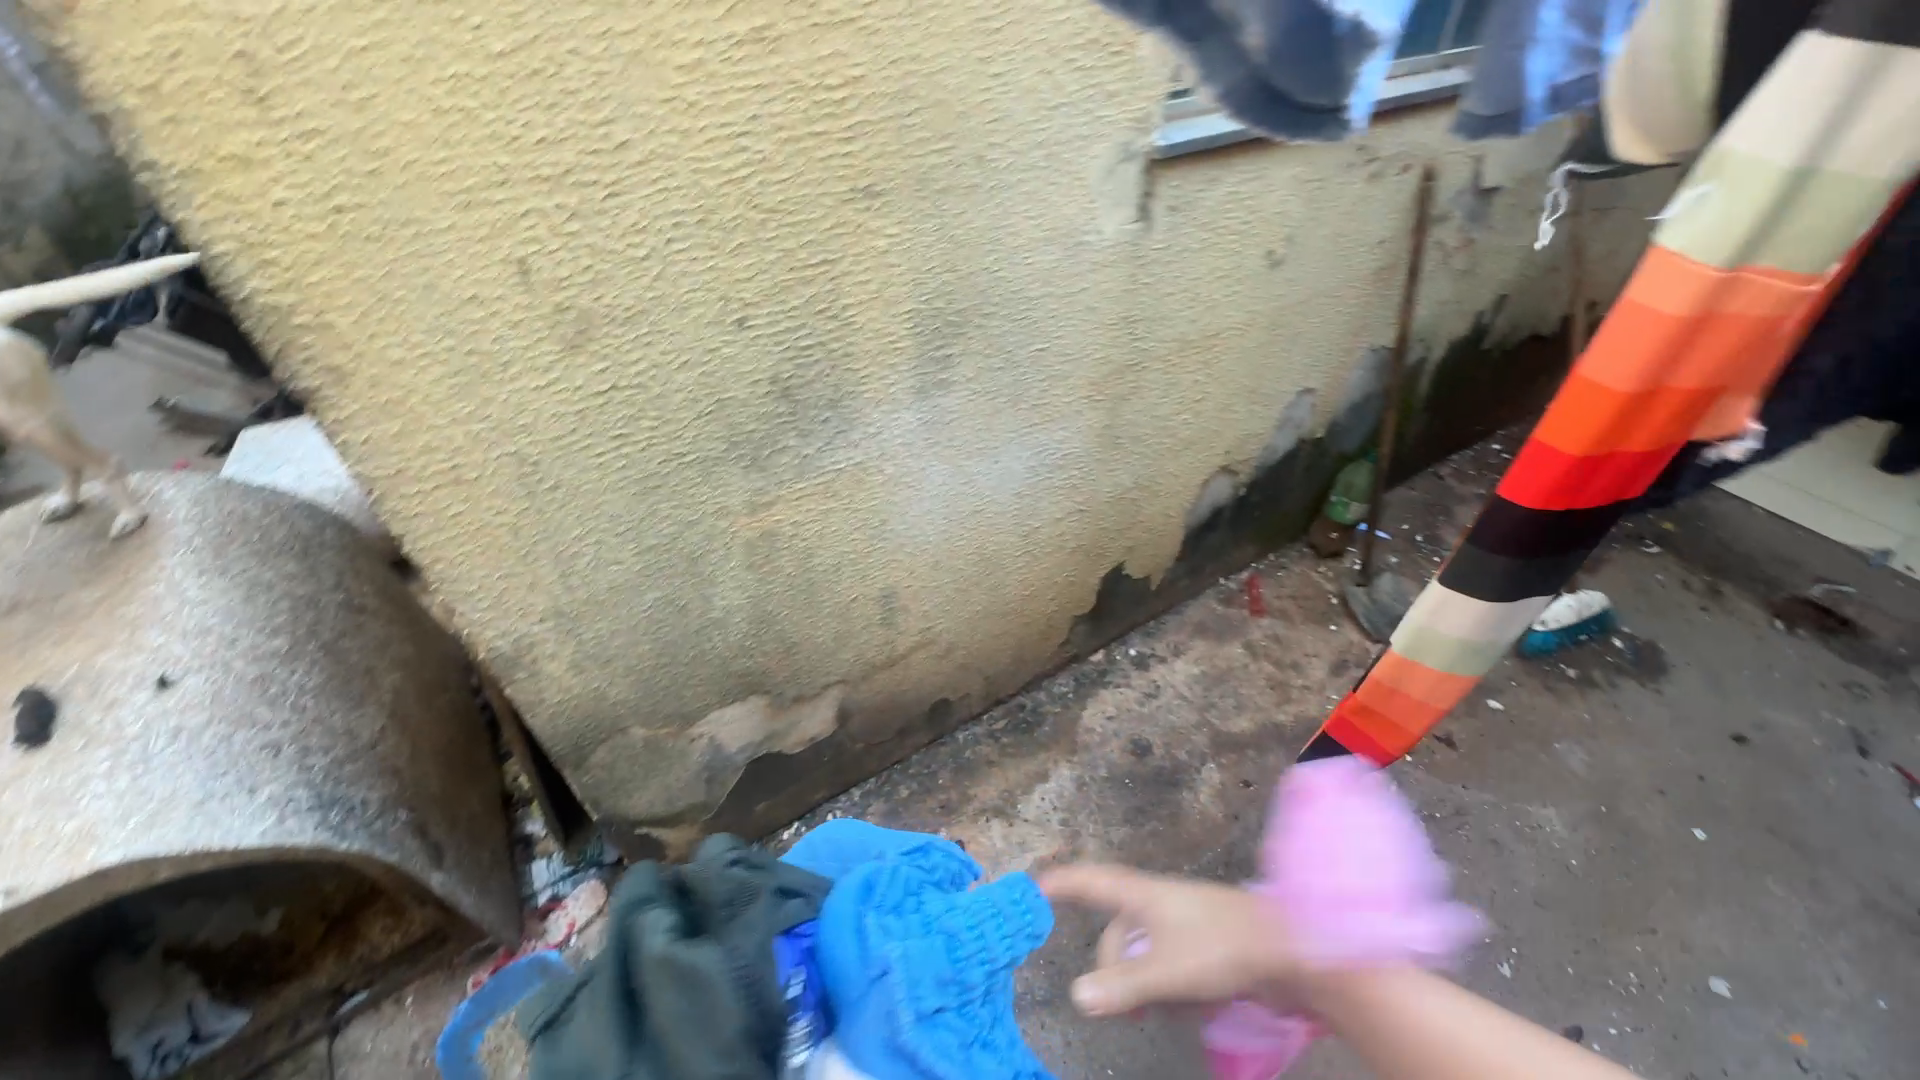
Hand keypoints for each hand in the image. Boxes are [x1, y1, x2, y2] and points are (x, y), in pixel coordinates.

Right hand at [1039, 863, 1300, 1016]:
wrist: (1291, 951)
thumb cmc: (1222, 947)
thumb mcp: (1166, 971)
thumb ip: (1122, 986)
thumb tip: (1077, 995)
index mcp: (1142, 894)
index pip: (1089, 880)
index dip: (1060, 883)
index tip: (1031, 888)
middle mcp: (1156, 903)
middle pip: (1116, 935)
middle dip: (1116, 970)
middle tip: (1126, 1006)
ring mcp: (1181, 923)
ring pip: (1142, 955)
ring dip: (1146, 985)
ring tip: (1165, 1008)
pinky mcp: (1202, 943)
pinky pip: (1167, 965)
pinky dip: (1169, 987)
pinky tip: (1189, 1006)